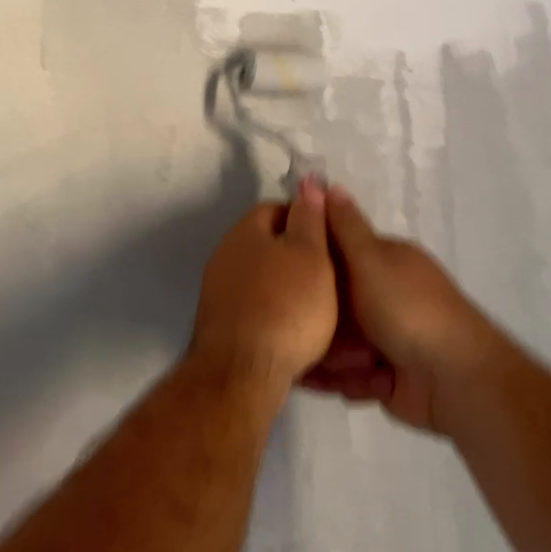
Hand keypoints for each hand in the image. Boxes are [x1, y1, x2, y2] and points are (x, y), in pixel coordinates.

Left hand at [187, 179, 339, 392]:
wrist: (243, 370)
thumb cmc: (287, 306)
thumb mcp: (311, 256)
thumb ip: (310, 218)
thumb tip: (307, 181)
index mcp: (245, 230)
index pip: (277, 209)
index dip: (307, 220)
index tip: (333, 243)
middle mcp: (224, 253)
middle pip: (266, 243)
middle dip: (296, 256)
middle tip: (331, 277)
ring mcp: (217, 289)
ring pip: (259, 277)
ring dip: (284, 286)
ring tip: (318, 307)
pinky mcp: (218, 321)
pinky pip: (252, 305)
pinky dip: (272, 311)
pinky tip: (292, 330)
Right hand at [303, 186, 502, 434]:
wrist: (454, 380)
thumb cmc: (407, 309)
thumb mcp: (369, 259)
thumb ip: (344, 226)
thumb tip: (325, 182)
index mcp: (387, 261)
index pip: (338, 251)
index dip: (310, 259)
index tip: (276, 267)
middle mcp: (387, 296)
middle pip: (335, 300)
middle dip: (313, 314)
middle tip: (283, 318)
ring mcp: (389, 338)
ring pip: (339, 340)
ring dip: (324, 351)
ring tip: (297, 355)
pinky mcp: (387, 377)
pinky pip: (349, 374)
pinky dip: (338, 379)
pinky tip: (312, 381)